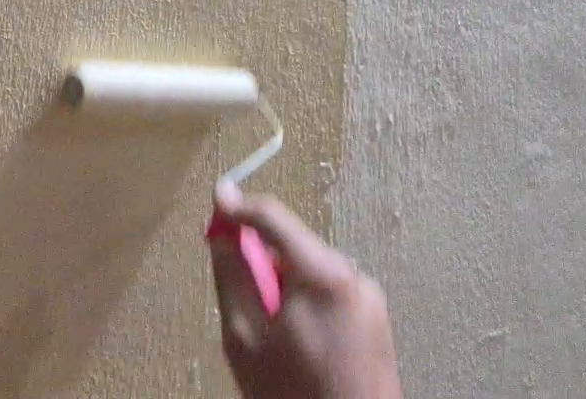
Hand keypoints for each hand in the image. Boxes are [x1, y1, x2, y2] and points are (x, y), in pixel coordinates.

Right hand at [208, 181, 402, 398]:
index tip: (210, 205)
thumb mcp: (244, 334)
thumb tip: (221, 225)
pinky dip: (300, 295)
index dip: (236, 206)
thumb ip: (230, 271)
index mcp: (324, 274)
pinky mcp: (376, 320)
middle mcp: (354, 275)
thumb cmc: (292, 394)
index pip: (272, 215)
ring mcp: (370, 298)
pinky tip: (291, 334)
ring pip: (306, 264)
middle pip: (291, 240)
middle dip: (258, 252)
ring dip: (279, 277)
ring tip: (266, 323)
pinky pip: (325, 287)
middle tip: (232, 283)